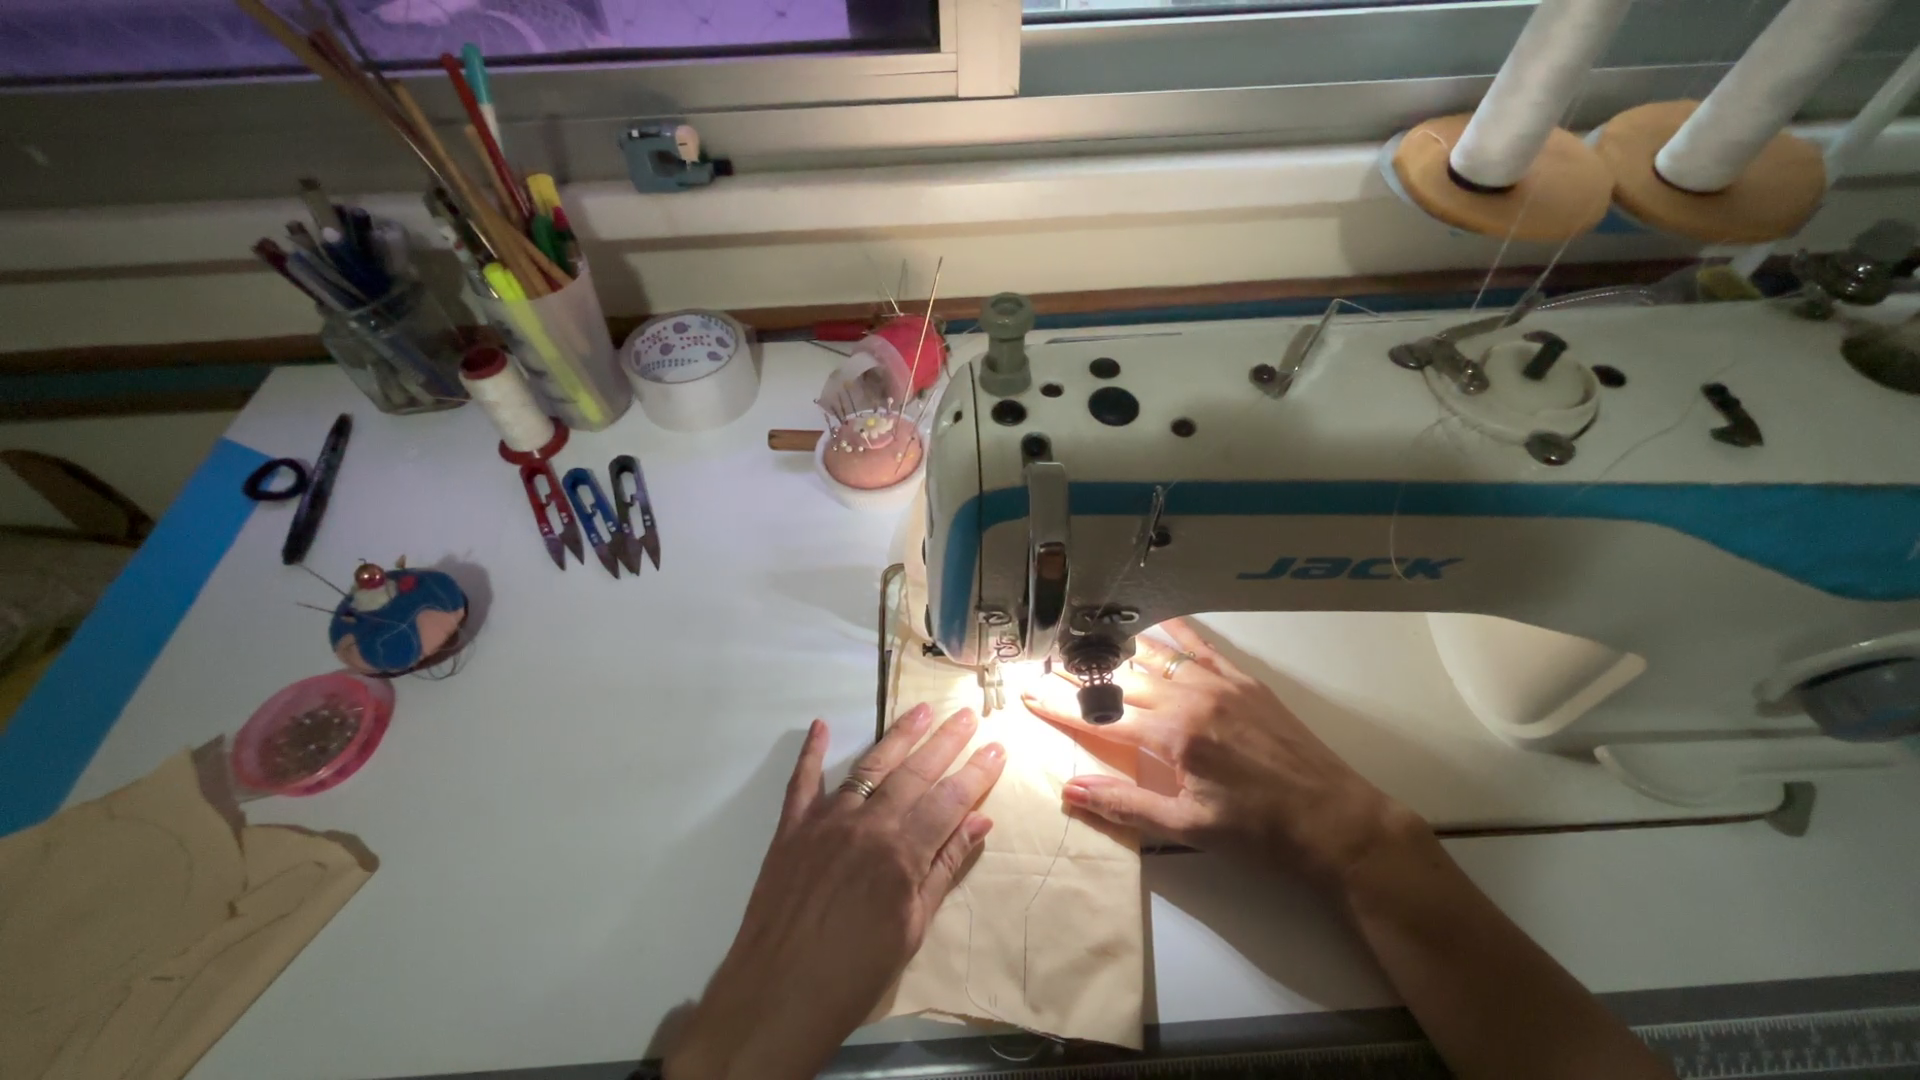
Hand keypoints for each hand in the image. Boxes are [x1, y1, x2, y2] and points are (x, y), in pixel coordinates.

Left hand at [666, 706, 1005, 1079]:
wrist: (777, 995)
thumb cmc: (856, 973)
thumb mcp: (913, 928)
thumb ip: (944, 869)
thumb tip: (980, 823)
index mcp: (902, 853)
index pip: (950, 800)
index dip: (977, 773)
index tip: (998, 747)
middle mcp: (867, 825)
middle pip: (915, 773)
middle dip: (946, 741)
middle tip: (968, 714)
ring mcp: (825, 821)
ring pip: (868, 766)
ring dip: (898, 736)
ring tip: (922, 709)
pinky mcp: (791, 828)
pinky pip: (803, 782)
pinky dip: (812, 753)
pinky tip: (822, 726)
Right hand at [1021, 618, 1424, 889]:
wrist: (1335, 819)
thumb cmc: (1258, 832)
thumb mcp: (1187, 829)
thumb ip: (1126, 806)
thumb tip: (1069, 791)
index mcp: (1172, 737)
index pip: (1100, 718)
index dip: (1059, 706)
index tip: (1028, 693)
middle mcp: (1189, 698)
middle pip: (1120, 680)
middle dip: (1079, 674)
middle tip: (1047, 664)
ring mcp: (1218, 683)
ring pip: (1153, 655)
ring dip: (1114, 649)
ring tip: (1084, 639)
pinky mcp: (1243, 680)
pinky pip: (1198, 645)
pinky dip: (1169, 631)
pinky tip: (1150, 620)